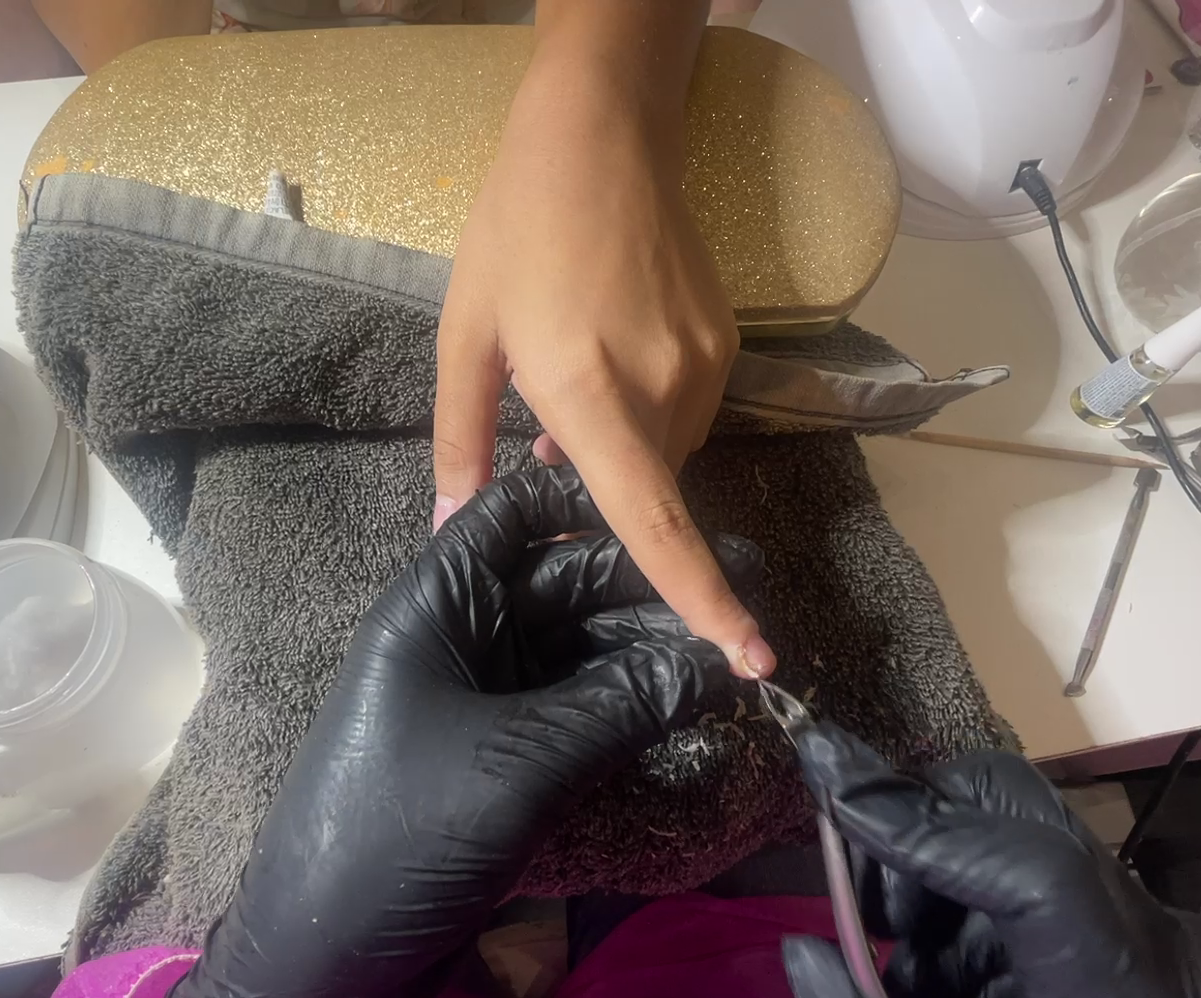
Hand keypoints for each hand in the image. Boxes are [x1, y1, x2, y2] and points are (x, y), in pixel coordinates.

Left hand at [165, 467, 747, 997]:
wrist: (332, 953)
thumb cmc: (403, 832)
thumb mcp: (518, 764)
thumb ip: (622, 706)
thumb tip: (726, 663)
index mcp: (440, 599)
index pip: (516, 513)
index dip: (591, 503)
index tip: (676, 517)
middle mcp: (467, 627)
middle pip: (567, 579)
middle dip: (650, 586)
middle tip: (749, 594)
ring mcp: (489, 685)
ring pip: (581, 641)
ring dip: (651, 646)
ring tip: (740, 652)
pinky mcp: (508, 738)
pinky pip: (578, 696)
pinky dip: (630, 696)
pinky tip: (692, 697)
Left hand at [433, 1, 772, 678]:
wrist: (599, 138)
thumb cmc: (514, 234)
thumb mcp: (464, 338)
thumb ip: (460, 439)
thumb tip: (452, 520)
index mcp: (590, 394)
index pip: (653, 518)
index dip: (700, 595)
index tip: (748, 656)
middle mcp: (665, 391)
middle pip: (650, 491)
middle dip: (606, 495)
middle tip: (550, 446)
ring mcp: (706, 368)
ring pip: (667, 453)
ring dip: (624, 448)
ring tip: (576, 387)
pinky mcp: (726, 347)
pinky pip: (685, 415)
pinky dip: (647, 417)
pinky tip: (611, 365)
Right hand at [781, 723, 1200, 997]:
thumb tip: (805, 948)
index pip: (1036, 879)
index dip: (919, 825)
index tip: (824, 796)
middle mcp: (1169, 968)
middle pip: (1023, 814)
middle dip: (912, 824)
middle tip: (858, 899)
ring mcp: (1168, 948)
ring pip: (1016, 828)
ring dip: (928, 868)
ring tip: (894, 959)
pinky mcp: (1152, 950)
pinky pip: (1036, 875)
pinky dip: (965, 904)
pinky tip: (941, 982)